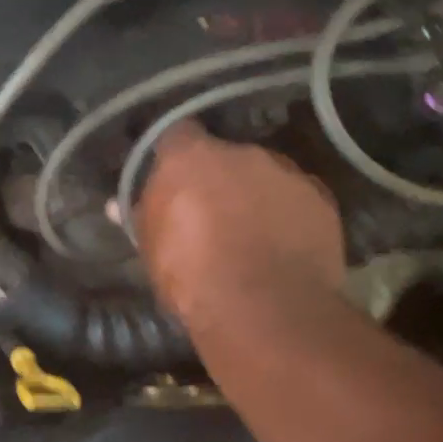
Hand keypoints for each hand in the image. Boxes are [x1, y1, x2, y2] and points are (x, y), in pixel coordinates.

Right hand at [123, 120, 344, 322]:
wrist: (263, 307)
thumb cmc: (189, 272)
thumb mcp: (150, 245)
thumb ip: (141, 214)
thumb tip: (118, 206)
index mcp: (191, 156)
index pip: (177, 134)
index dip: (175, 153)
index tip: (172, 175)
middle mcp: (241, 154)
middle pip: (227, 155)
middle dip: (220, 176)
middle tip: (212, 209)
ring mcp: (287, 175)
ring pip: (266, 176)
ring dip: (257, 194)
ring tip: (251, 230)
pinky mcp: (323, 201)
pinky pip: (298, 200)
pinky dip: (288, 214)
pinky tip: (281, 243)